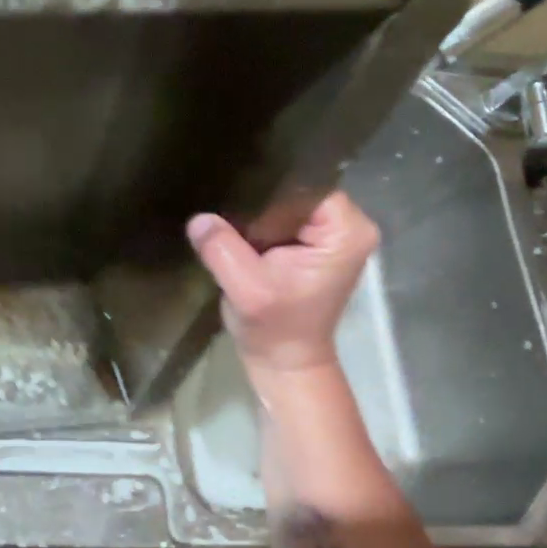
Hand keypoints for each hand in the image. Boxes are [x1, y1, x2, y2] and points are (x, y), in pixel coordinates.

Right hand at [186, 191, 378, 382]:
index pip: (305, 185)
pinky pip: (280, 220)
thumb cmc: (274, 329)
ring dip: (255, 214)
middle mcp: (348, 225)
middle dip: (260, 202)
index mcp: (346, 231)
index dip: (267, 191)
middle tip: (223, 207)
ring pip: (284, 204)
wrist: (283, 361)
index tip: (234, 200)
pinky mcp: (312, 244)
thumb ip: (222, 249)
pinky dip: (258, 226)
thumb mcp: (245, 289)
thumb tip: (199, 218)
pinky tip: (235, 231)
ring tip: (226, 218)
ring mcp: (331, 234)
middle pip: (296, 191)